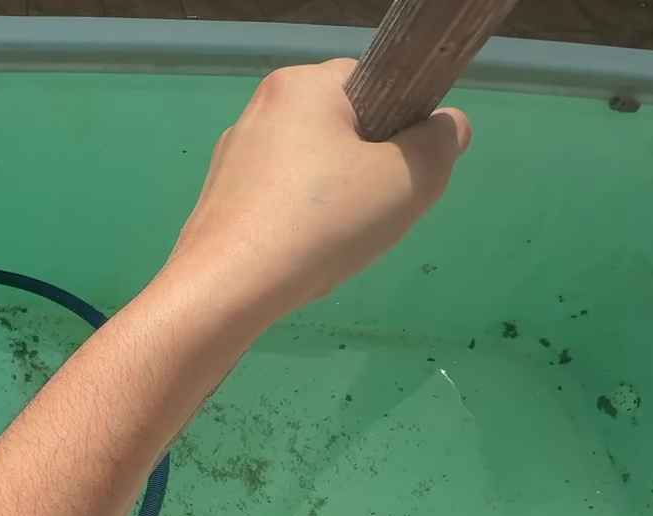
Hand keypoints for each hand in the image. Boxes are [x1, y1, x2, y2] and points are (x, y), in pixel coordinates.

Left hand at [161, 57, 470, 322]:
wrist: (223, 294)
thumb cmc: (318, 225)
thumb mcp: (410, 178)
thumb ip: (439, 143)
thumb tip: (442, 130)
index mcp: (298, 87)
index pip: (370, 84)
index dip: (396, 125)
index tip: (396, 170)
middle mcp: (253, 117)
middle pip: (335, 136)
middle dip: (360, 174)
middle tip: (366, 216)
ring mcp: (225, 168)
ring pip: (302, 180)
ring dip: (326, 211)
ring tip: (326, 247)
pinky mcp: (211, 212)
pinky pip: (269, 213)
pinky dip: (289, 234)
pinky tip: (293, 264)